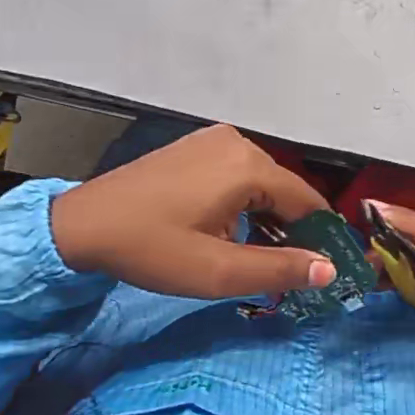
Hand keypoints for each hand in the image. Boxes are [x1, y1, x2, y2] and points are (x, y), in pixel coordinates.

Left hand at [52, 124, 336, 298]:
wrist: (84, 224)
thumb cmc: (151, 248)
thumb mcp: (218, 270)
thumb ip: (279, 269)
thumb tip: (330, 269)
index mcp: (248, 166)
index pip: (308, 202)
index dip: (319, 240)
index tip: (320, 274)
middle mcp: (235, 142)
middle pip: (283, 191)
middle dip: (289, 231)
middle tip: (279, 274)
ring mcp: (211, 140)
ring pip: (259, 184)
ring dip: (263, 219)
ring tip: (249, 257)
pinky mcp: (192, 146)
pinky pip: (234, 175)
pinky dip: (240, 203)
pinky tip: (225, 231)